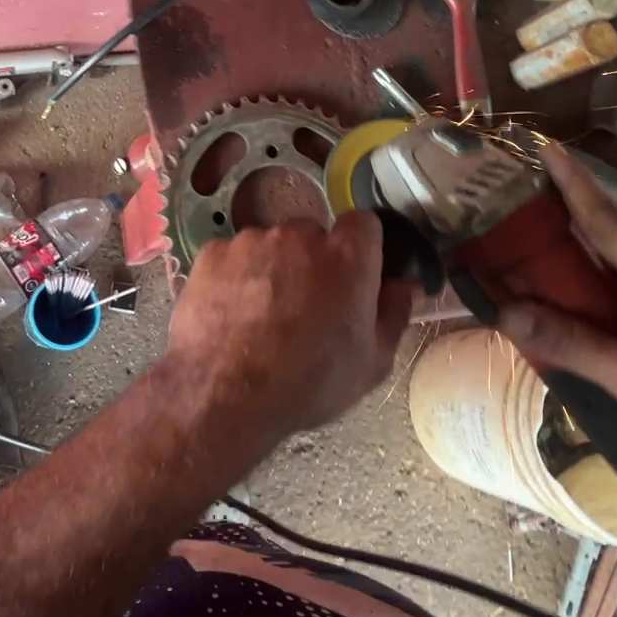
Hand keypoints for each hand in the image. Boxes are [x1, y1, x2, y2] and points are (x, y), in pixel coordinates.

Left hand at [165, 212, 409, 436]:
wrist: (222, 392)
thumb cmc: (306, 383)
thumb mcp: (370, 363)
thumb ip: (392, 314)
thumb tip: (404, 285)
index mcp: (346, 258)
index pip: (363, 224)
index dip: (360, 247)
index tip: (353, 274)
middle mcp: (298, 236)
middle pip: (312, 236)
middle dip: (311, 262)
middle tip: (304, 306)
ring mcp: (250, 240)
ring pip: (269, 245)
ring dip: (271, 269)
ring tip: (261, 316)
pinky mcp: (212, 252)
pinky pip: (232, 257)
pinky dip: (234, 277)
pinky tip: (230, 313)